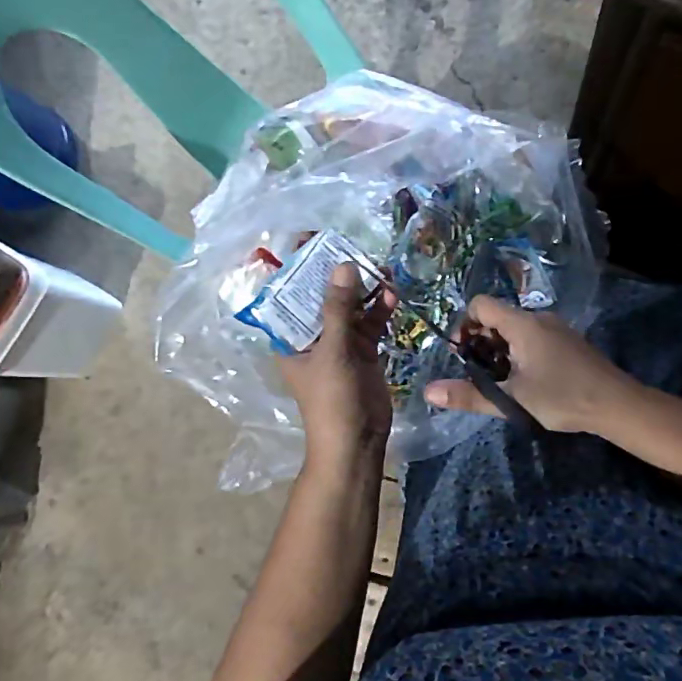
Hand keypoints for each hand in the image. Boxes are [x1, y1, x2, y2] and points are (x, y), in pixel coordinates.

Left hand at [277, 263, 397, 460]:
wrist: (356, 441)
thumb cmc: (331, 399)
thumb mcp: (332, 351)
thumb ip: (338, 309)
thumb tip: (342, 265)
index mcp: (290, 338)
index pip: (289, 295)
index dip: (299, 269)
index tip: (312, 239)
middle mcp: (312, 337)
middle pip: (323, 297)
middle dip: (339, 275)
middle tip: (355, 246)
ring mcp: (340, 344)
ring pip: (351, 308)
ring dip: (365, 290)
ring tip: (381, 267)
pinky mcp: (363, 352)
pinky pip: (370, 324)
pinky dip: (380, 310)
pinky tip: (392, 294)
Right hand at [424, 296, 635, 433]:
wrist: (617, 404)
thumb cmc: (562, 397)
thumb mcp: (511, 400)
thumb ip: (469, 395)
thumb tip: (429, 392)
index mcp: (522, 324)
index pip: (480, 304)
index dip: (464, 324)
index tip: (462, 354)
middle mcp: (538, 318)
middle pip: (496, 317)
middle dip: (480, 341)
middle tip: (479, 373)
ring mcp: (555, 329)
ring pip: (514, 329)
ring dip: (499, 350)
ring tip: (501, 381)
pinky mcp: (567, 342)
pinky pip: (532, 337)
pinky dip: (518, 352)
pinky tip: (525, 381)